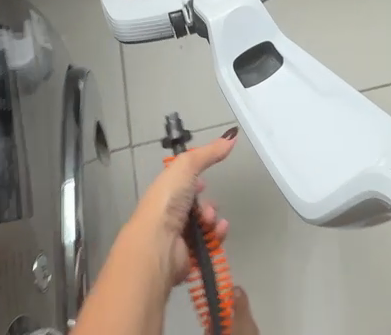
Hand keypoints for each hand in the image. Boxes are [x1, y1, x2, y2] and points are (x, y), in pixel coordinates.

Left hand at [125, 129, 237, 286]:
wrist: (158, 244)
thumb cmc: (168, 201)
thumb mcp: (186, 166)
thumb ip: (209, 152)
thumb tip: (232, 135)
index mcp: (164, 194)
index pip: (180, 187)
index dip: (193, 182)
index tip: (204, 181)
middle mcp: (169, 215)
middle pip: (195, 207)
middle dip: (208, 204)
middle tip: (208, 206)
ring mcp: (178, 237)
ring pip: (204, 225)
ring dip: (212, 218)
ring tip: (209, 219)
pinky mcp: (189, 256)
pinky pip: (209, 243)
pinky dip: (217, 235)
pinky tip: (219, 230)